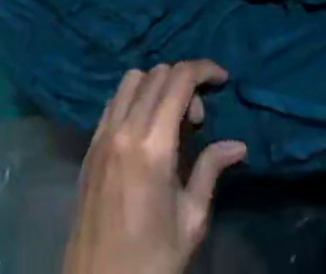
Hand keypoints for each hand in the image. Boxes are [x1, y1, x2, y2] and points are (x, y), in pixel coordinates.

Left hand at [64, 61, 248, 273]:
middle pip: (157, 74)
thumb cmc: (152, 259)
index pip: (179, 79)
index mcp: (153, 146)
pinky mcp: (88, 151)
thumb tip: (237, 146)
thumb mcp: (191, 219)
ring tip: (172, 117)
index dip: (204, 69)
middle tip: (199, 117)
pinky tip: (147, 127)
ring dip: (157, 85)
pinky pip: (113, 103)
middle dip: (185, 80)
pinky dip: (134, 98)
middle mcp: (123, 132)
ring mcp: (101, 139)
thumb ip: (210, 171)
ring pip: (131, 81)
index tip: (223, 79)